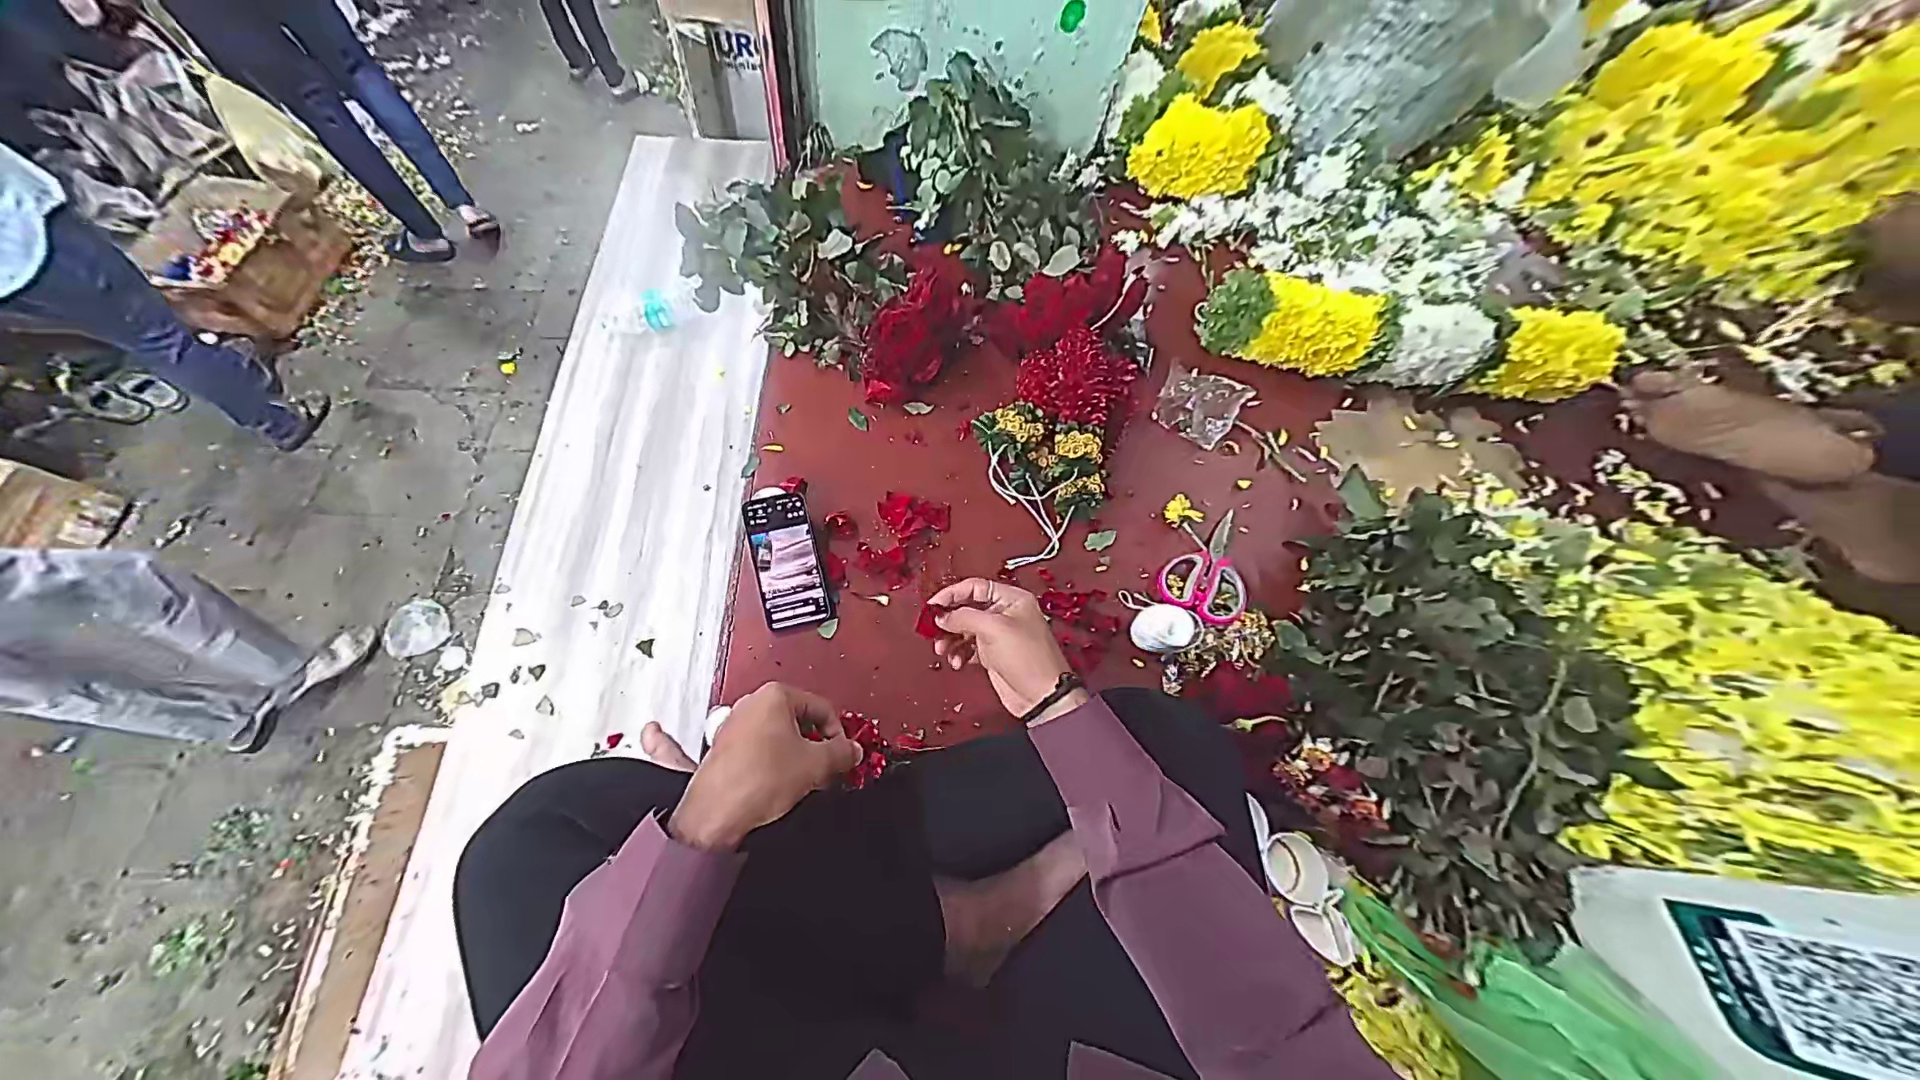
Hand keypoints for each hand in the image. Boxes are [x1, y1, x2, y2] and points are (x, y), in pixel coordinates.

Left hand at [666, 683, 860, 851]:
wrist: (714, 814)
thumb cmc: (759, 779)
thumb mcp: (815, 764)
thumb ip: (841, 753)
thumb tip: (852, 751)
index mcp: (776, 694)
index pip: (822, 708)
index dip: (838, 734)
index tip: (841, 755)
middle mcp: (753, 702)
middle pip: (801, 720)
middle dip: (816, 746)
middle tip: (824, 769)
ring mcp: (735, 723)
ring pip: (781, 735)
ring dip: (797, 756)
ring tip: (802, 780)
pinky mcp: (725, 747)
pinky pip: (761, 748)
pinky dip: (775, 762)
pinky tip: (778, 784)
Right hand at [929, 579, 1087, 723]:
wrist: (1041, 696)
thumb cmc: (1029, 659)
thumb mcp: (994, 629)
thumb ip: (964, 617)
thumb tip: (942, 615)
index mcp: (1012, 599)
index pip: (975, 587)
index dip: (952, 594)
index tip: (933, 605)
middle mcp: (1005, 614)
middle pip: (967, 608)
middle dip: (949, 619)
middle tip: (933, 629)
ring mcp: (999, 634)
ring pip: (965, 629)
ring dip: (950, 638)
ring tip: (942, 649)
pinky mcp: (993, 653)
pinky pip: (968, 647)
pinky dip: (959, 652)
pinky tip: (956, 661)